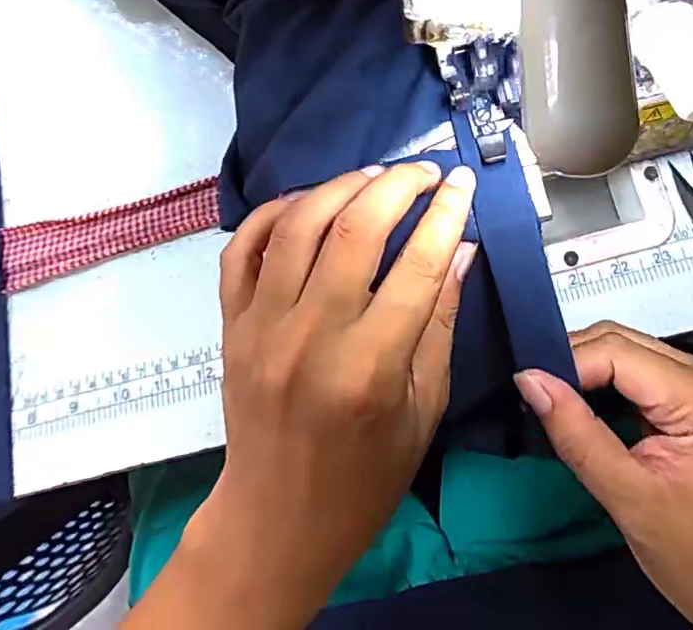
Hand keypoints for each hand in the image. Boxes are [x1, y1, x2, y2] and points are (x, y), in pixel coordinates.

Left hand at [131, 162, 477, 628]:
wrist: (276, 519)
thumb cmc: (365, 474)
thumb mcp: (424, 408)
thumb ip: (440, 321)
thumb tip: (461, 248)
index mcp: (370, 368)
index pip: (418, 265)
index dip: (446, 212)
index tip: (462, 182)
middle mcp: (311, 337)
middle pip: (355, 228)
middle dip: (398, 185)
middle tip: (424, 173)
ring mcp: (262, 325)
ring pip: (299, 224)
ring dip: (342, 185)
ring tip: (375, 176)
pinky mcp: (231, 323)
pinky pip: (243, 247)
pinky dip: (276, 210)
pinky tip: (310, 201)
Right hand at [514, 322, 692, 629]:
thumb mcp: (631, 500)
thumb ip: (577, 435)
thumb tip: (531, 381)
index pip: (617, 351)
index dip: (568, 363)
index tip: (531, 387)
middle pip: (624, 341)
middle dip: (575, 361)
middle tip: (538, 391)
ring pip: (631, 350)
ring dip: (591, 369)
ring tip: (559, 398)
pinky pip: (644, 370)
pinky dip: (611, 381)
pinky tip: (591, 404)